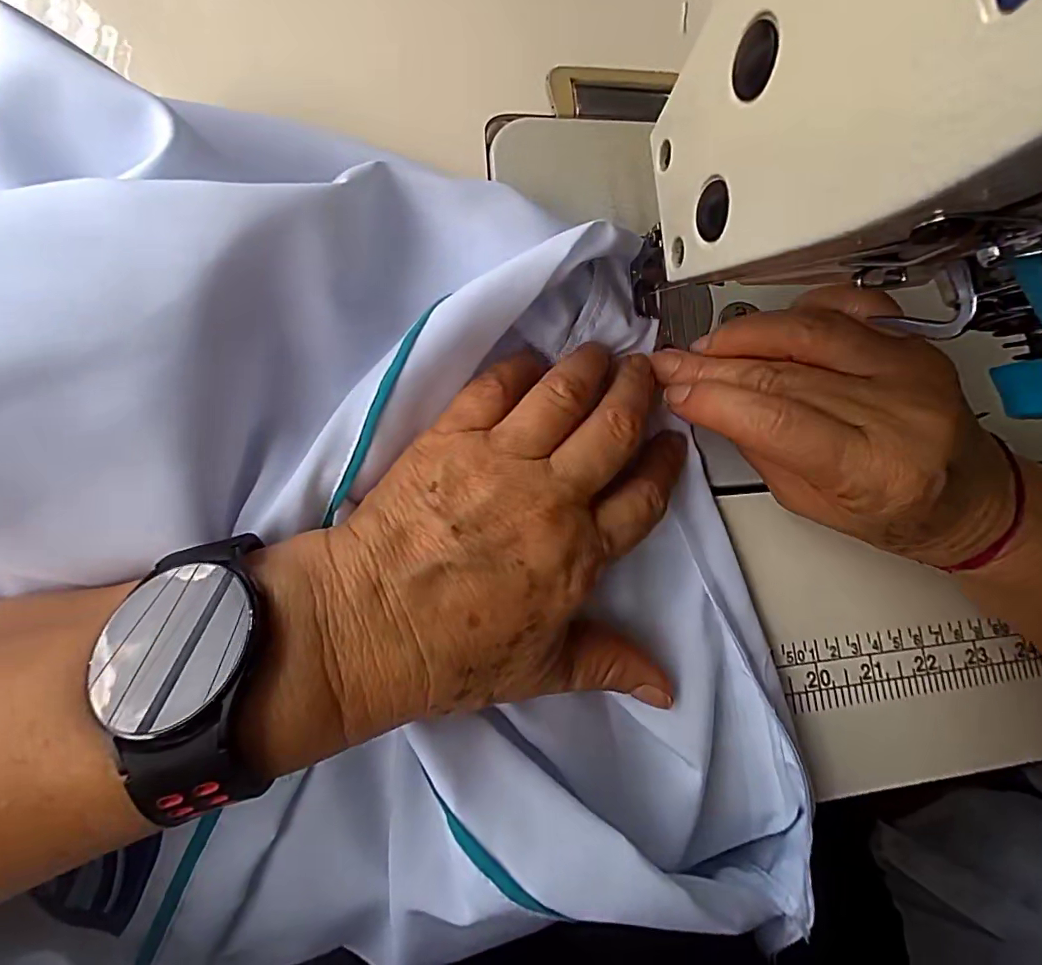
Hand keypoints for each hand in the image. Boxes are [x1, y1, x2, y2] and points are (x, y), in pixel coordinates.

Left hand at [243, 345, 685, 774]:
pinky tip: (530, 362)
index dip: (664, 462)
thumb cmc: (452, 653)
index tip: (671, 437)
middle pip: (611, 430)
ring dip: (587, 368)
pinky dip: (517, 369)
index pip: (642, 495)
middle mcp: (550, 496)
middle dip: (636, 393)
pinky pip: (492, 389)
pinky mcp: (447, 439)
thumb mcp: (540, 670)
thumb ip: (606, 662)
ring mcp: (498, 462)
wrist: (370, 620)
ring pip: (560, 397)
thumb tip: (667, 687)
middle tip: (643, 370)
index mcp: (581, 553)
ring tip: (599, 353)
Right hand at [650, 286, 1015, 567]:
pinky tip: (768, 323)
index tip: (676, 393)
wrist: (966, 495)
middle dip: (711, 366)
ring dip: (742, 334)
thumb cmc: (890, 508)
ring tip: (706, 346)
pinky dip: (798, 307)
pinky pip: (847, 305)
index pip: (775, 419)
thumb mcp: (805, 500)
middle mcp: (899, 411)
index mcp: (874, 467)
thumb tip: (705, 400)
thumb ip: (757, 445)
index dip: (714, 400)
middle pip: (780, 372)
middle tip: (671, 365)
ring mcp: (909, 368)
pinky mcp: (912, 341)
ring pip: (805, 330)